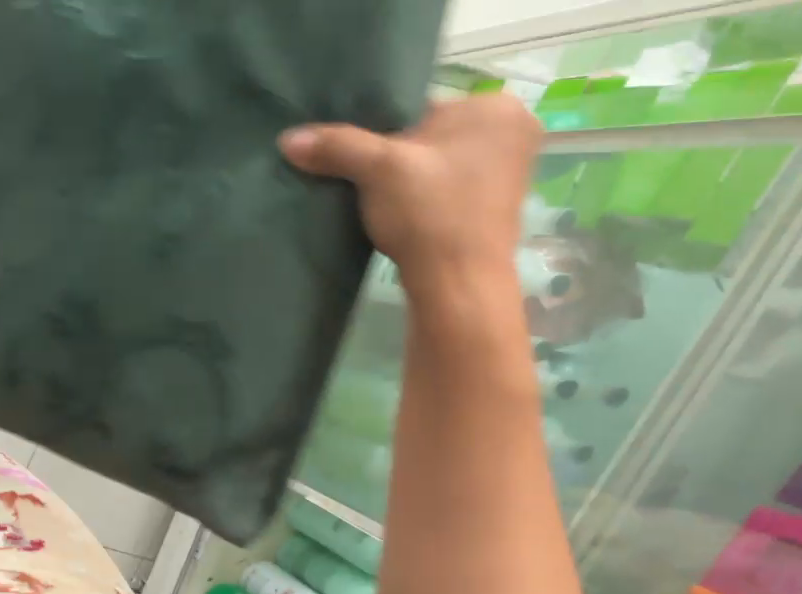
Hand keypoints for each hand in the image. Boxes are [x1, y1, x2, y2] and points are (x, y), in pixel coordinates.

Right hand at [280, 93, 541, 282]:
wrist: (458, 279)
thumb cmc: (428, 212)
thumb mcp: (376, 171)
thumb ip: (335, 147)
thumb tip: (288, 137)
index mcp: (494, 106)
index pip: (418, 110)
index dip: (378, 137)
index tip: (355, 162)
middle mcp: (513, 127)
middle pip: (427, 137)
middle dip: (394, 159)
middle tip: (363, 185)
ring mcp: (510, 166)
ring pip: (436, 163)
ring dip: (407, 180)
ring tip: (379, 203)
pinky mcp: (498, 200)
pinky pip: (448, 186)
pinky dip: (424, 197)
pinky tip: (404, 216)